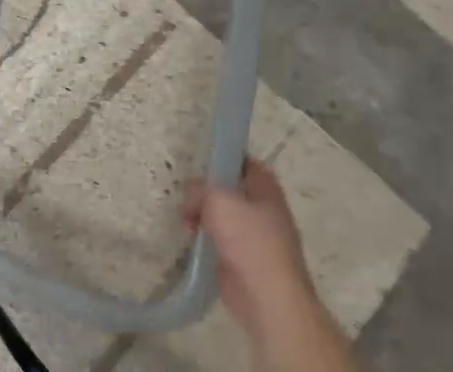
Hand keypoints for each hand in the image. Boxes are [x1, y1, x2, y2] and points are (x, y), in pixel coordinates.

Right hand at [183, 158, 321, 336]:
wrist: (266, 295)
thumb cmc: (248, 240)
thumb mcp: (219, 199)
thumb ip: (202, 186)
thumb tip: (195, 190)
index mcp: (267, 193)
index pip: (249, 165)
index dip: (228, 158)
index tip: (202, 159)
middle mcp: (263, 212)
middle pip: (229, 189)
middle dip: (204, 189)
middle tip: (188, 195)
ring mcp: (253, 235)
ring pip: (219, 212)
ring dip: (198, 211)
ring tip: (186, 220)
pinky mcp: (240, 254)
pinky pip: (216, 234)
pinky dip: (201, 232)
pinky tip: (190, 237)